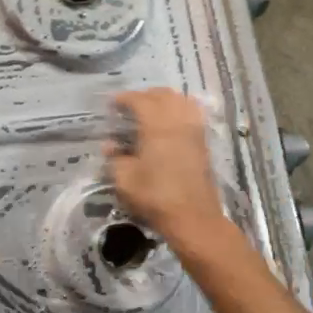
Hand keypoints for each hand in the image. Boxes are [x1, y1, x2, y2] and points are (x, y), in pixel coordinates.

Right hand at [106, 88, 229, 247]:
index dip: (124, 98)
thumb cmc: (155, 197)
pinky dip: (180, 110)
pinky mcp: (203, 142)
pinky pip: (193, 114)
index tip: (112, 104)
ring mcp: (194, 130)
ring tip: (151, 111)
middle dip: (145, 96)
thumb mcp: (124, 180)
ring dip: (165, 100)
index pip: (139, 100)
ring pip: (181, 100)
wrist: (193, 217)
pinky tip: (171, 122)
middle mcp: (178, 121)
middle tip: (129, 107)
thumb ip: (115, 158)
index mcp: (156, 126)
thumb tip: (109, 145)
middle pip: (163, 95)